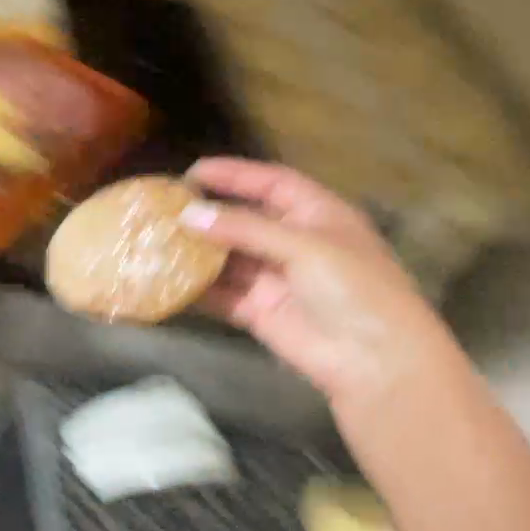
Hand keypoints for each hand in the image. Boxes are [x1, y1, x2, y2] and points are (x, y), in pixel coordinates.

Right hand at [181, 158, 469, 405]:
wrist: (374, 359)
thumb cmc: (355, 289)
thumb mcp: (305, 248)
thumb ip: (245, 229)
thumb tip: (188, 214)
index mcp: (318, 217)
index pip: (273, 184)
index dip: (236, 174)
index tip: (193, 171)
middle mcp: (294, 243)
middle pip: (243, 220)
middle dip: (206, 215)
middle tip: (163, 210)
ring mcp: (274, 278)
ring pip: (226, 258)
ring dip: (195, 252)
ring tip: (155, 242)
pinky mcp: (257, 310)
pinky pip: (219, 294)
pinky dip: (195, 289)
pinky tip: (165, 281)